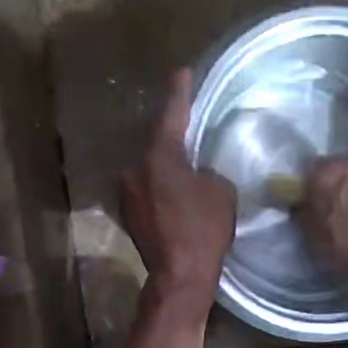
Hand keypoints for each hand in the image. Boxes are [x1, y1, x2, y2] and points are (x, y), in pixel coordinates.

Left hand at [118, 69, 236, 299]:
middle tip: (191, 135)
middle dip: (173, 140)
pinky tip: (175, 198)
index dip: (180, 93)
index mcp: (159, 156)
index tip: (182, 72)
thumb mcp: (221, 192)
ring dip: (166, 169)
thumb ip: (207, 172)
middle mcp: (134, 168)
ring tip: (186, 174)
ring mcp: (126, 192)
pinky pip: (146, 190)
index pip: (171, 115)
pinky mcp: (127, 214)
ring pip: (149, 169)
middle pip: (157, 145)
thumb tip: (197, 175)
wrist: (179, 275)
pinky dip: (160, 189)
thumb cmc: (204, 230)